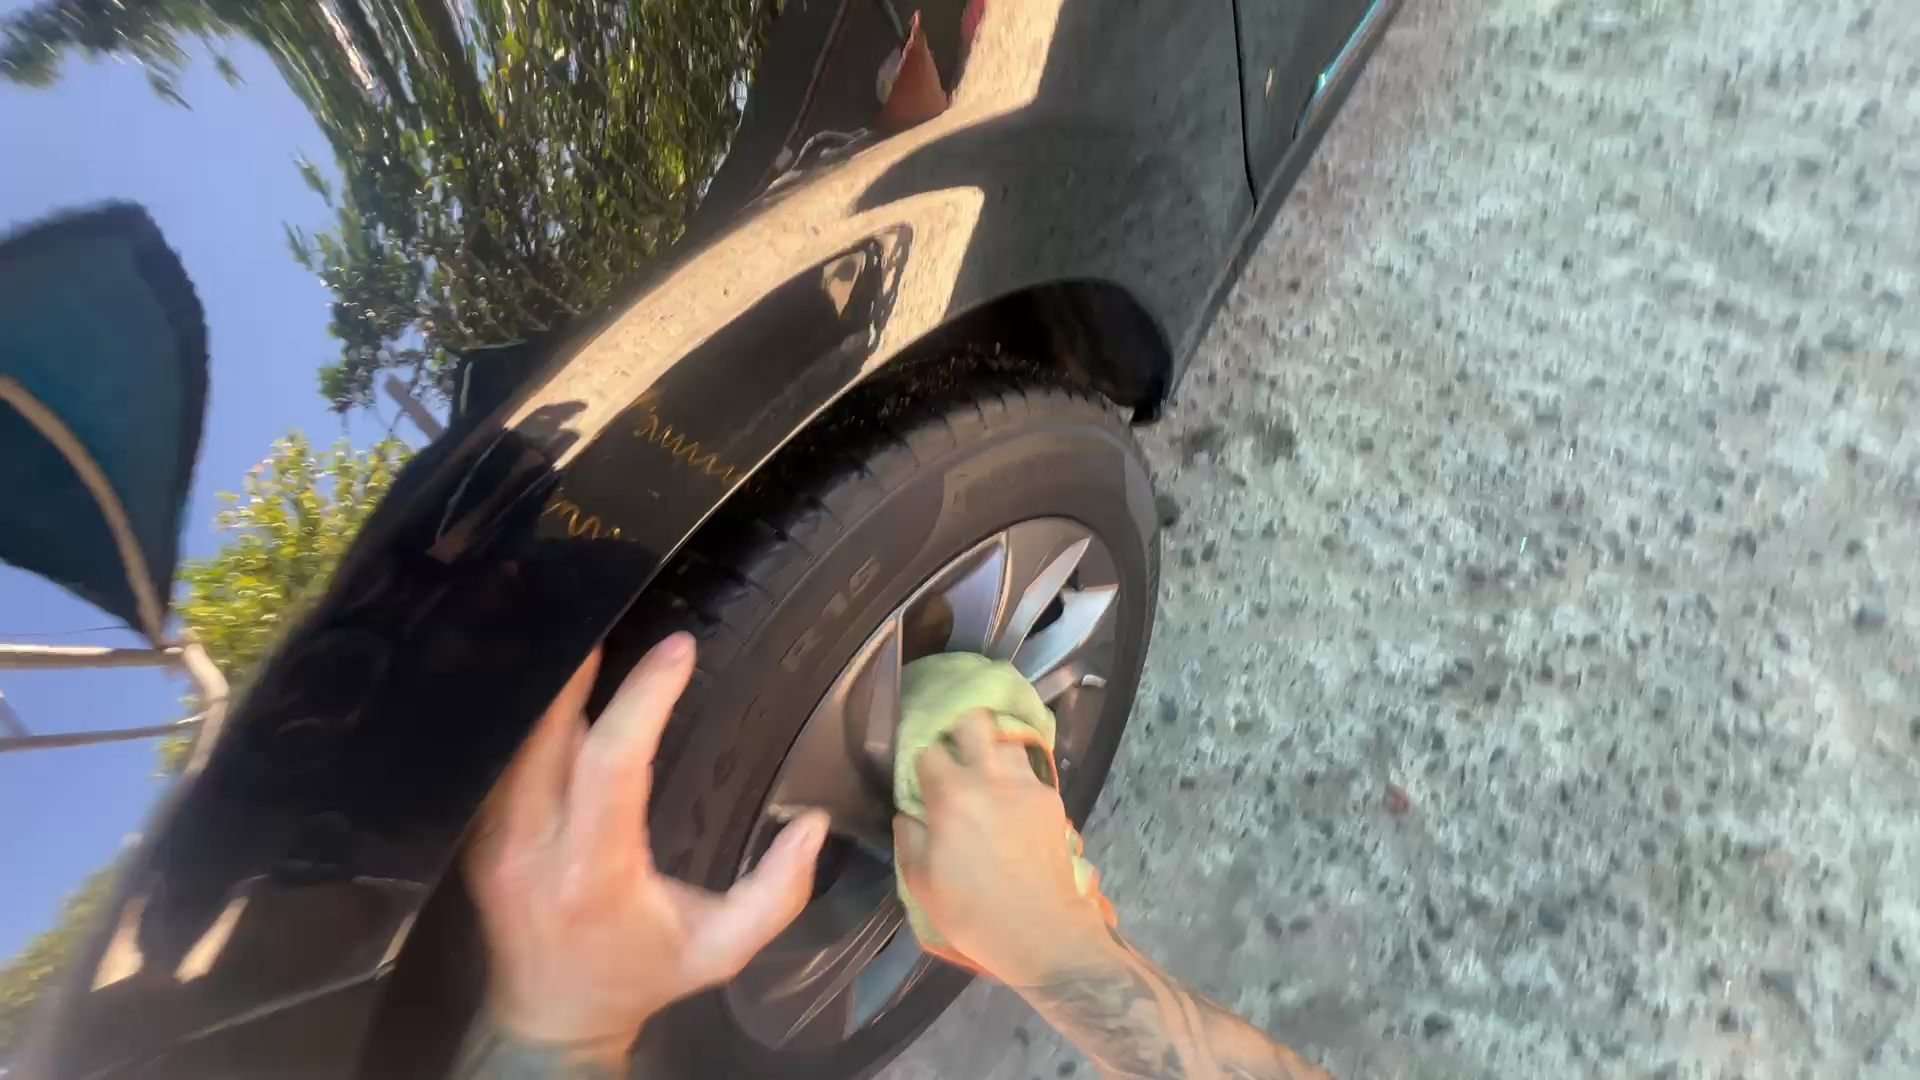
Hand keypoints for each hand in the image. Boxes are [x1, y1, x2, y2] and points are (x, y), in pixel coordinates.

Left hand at [464, 633, 828, 1058]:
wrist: (547, 1022)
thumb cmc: (642, 975)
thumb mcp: (723, 950)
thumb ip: (776, 893)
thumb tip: (810, 824)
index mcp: (596, 873)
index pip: (613, 762)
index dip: (645, 697)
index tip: (679, 650)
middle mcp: (533, 850)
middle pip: (547, 734)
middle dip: (585, 671)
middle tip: (619, 618)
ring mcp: (496, 842)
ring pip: (518, 739)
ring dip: (557, 685)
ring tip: (594, 636)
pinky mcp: (483, 838)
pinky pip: (505, 759)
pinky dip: (536, 715)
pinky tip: (564, 686)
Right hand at [891, 709, 1112, 986]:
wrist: (1043, 933)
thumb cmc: (973, 913)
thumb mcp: (921, 883)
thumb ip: (908, 838)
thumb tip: (908, 811)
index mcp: (952, 796)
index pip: (928, 750)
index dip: (920, 759)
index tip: (920, 773)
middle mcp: (990, 778)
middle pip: (975, 722)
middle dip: (959, 731)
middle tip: (954, 753)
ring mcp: (1026, 784)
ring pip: (1006, 741)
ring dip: (991, 751)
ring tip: (986, 773)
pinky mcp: (1050, 799)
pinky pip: (1029, 771)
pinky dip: (1015, 777)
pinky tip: (1011, 800)